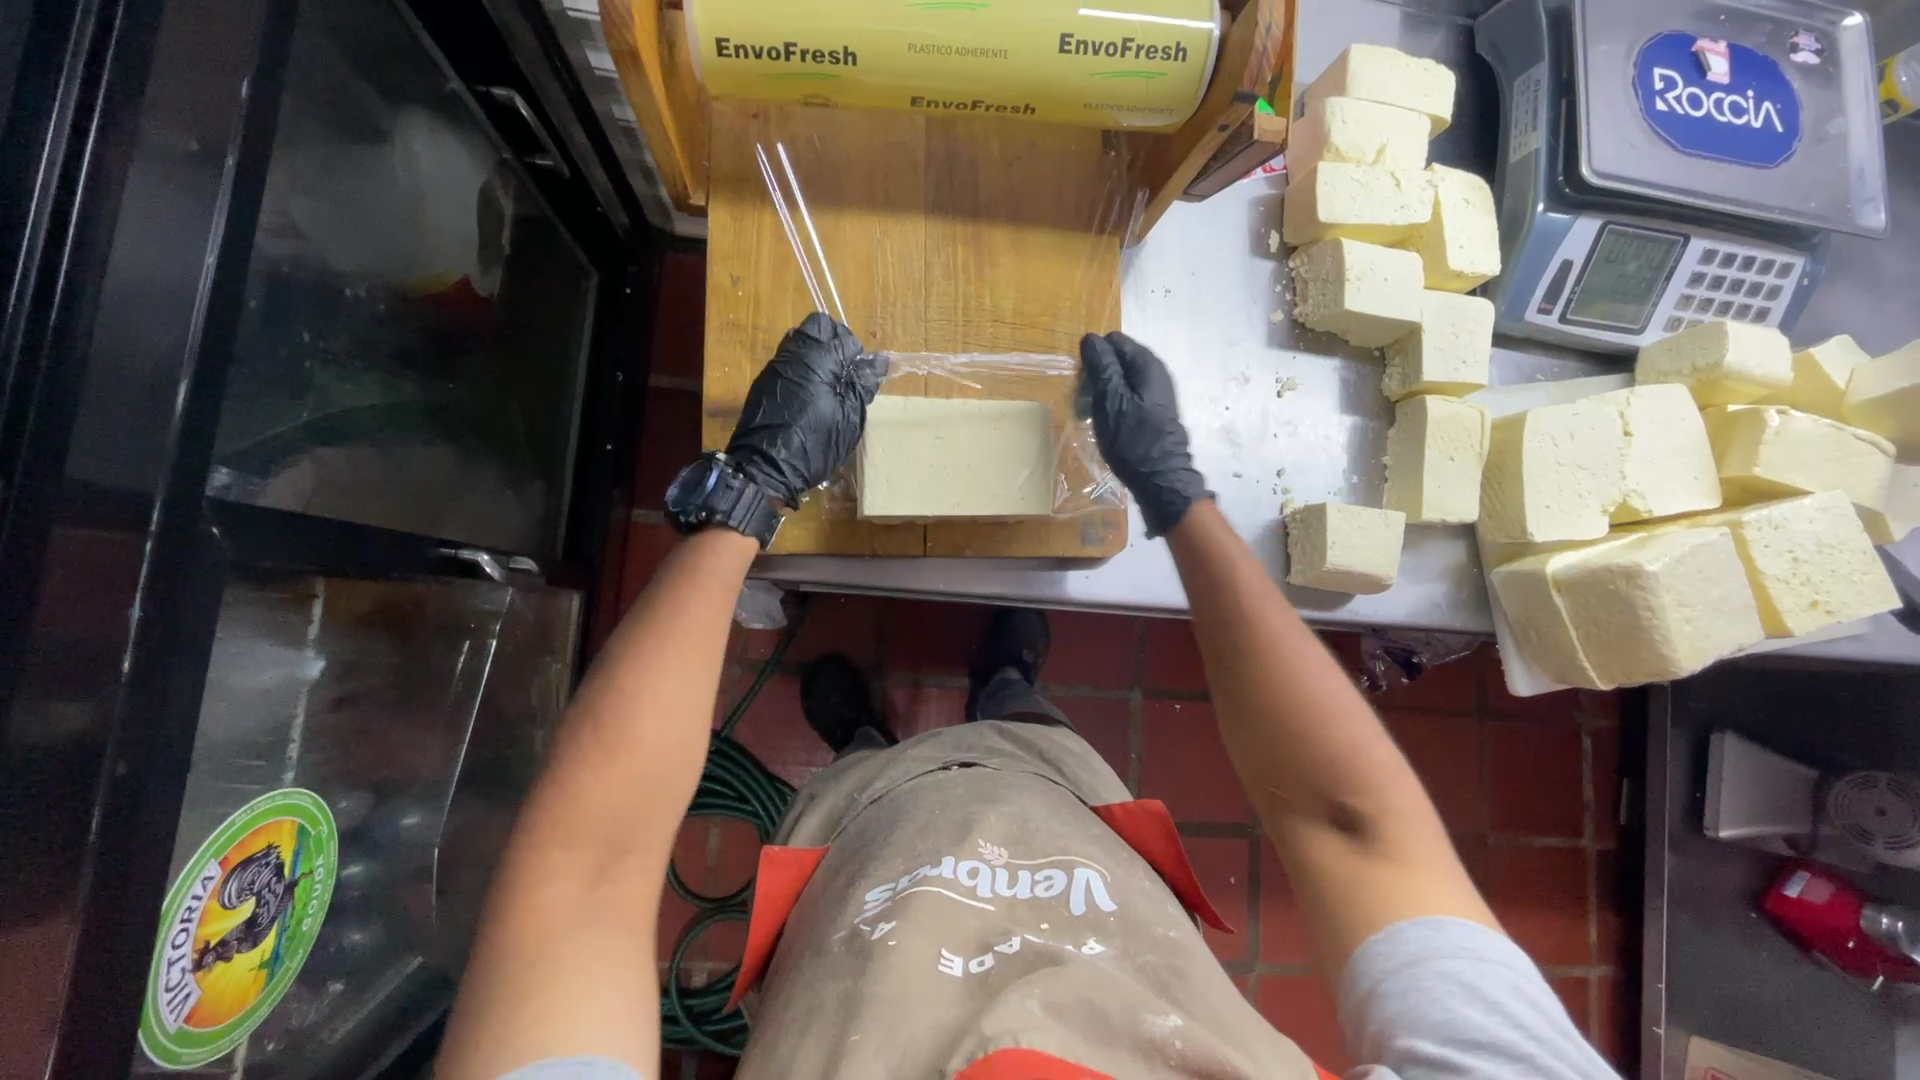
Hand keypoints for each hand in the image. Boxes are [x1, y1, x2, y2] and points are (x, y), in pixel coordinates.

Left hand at [727, 313, 884, 506]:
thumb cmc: (813, 445)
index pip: (846, 340)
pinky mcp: (766, 380)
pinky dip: (803, 364)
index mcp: (818, 359)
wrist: (765, 467)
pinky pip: (788, 357)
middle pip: (818, 325)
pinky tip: (810, 391)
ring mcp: (776, 365)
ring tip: (828, 380)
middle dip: (836, 339)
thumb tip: (880, 362)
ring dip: (818, 350)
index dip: (858, 356)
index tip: (861, 378)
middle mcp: (794, 353)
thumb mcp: (848, 419)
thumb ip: (862, 386)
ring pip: (800, 338)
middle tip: (845, 369)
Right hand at [1079, 331, 1210, 537]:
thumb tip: (1091, 338)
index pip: (1112, 342)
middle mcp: (1155, 372)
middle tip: (1084, 405)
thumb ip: (1101, 367)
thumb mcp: (1110, 400)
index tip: (1083, 385)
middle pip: (1116, 361)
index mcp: (1146, 364)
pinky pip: (1126, 399)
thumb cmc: (1133, 440)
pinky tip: (1105, 426)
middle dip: (1095, 378)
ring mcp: (1155, 393)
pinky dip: (1112, 408)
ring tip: (1091, 418)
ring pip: (1119, 381)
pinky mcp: (1153, 412)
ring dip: (1101, 395)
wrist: (1161, 480)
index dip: (1093, 359)